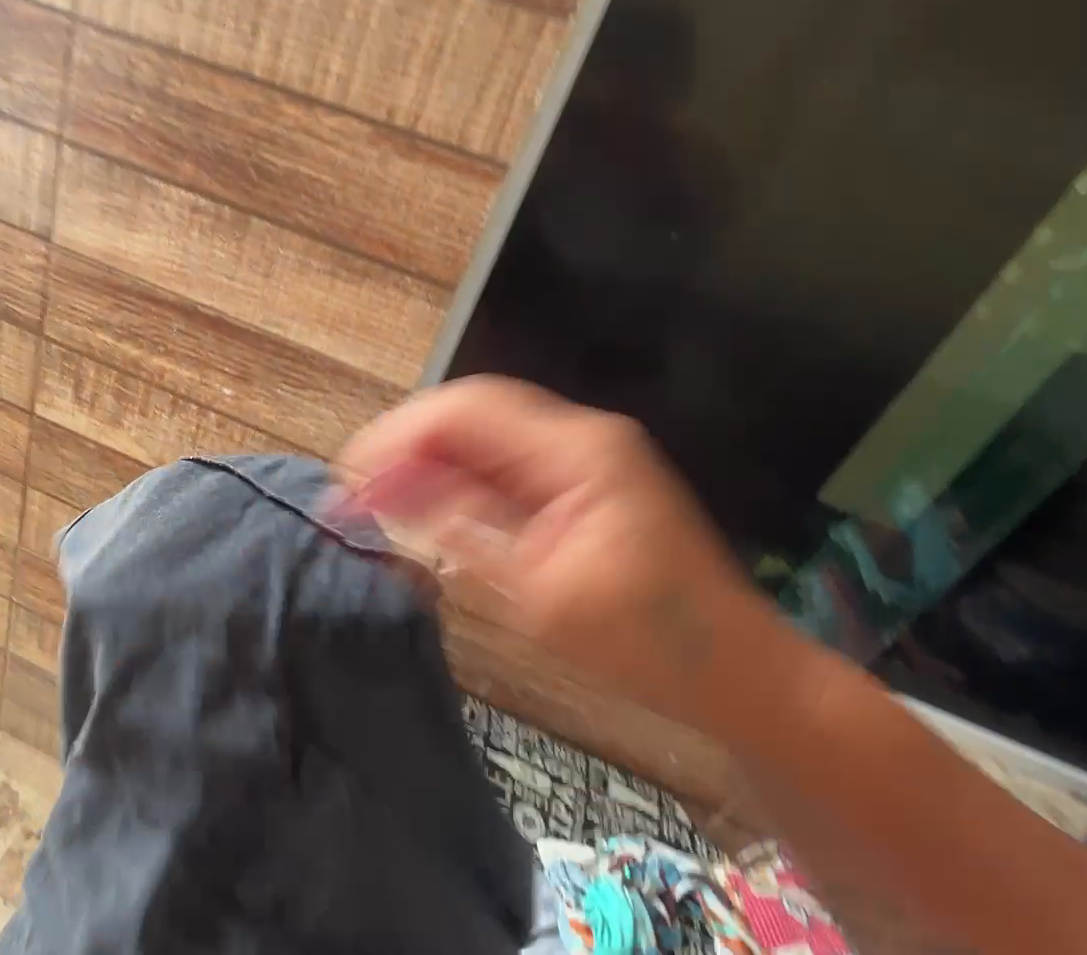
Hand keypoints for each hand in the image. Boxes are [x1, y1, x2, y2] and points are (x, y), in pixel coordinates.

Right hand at [336, 376, 814, 737]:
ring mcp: (579, 465)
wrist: (736, 675)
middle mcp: (577, 441)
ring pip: (480, 445)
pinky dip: (455, 490)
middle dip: (404, 450)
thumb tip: (395, 493)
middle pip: (471, 419)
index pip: (469, 410)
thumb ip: (468, 533)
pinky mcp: (575, 494)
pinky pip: (500, 475)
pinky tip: (421, 514)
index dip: (401, 434)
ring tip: (372, 505)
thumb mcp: (546, 594)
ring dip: (424, 469)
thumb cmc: (651, 643)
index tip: (350, 475)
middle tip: (351, 494)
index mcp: (578, 451)